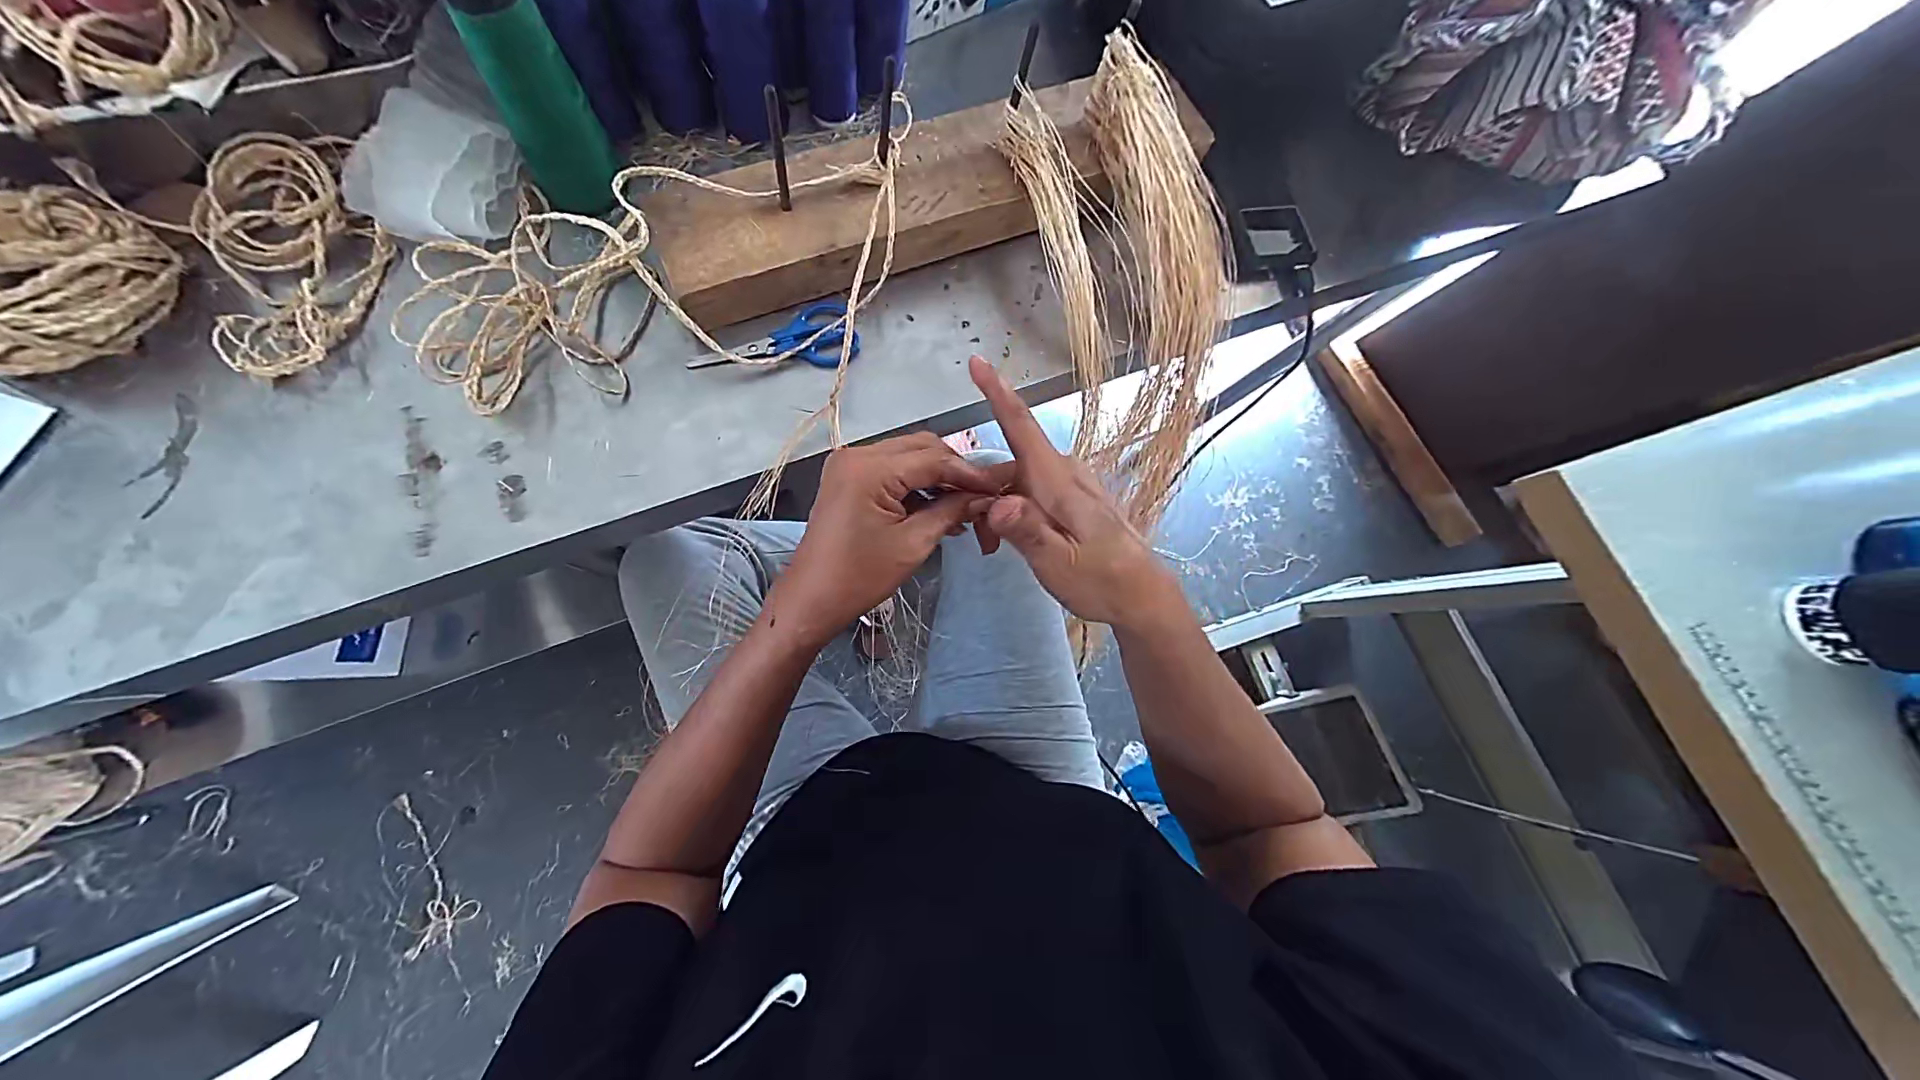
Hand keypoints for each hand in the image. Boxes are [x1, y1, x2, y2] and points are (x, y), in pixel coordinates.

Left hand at [766, 432, 1006, 649]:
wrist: (812, 599)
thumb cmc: (860, 576)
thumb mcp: (914, 543)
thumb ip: (951, 511)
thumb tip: (985, 497)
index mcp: (870, 468)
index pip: (934, 458)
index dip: (970, 474)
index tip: (1000, 488)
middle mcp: (857, 455)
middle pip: (922, 448)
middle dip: (955, 471)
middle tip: (984, 496)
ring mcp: (850, 465)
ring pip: (909, 457)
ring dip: (937, 478)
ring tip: (965, 508)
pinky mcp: (849, 479)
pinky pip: (892, 471)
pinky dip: (917, 486)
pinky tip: (940, 509)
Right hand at [967, 356, 1183, 629]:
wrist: (1142, 595)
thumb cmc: (1102, 580)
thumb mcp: (1057, 564)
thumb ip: (1027, 531)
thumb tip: (997, 503)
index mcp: (1058, 483)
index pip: (1023, 428)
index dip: (998, 394)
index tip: (980, 363)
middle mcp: (1066, 475)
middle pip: (1010, 466)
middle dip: (985, 493)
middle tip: (981, 540)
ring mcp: (1073, 486)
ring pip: (1019, 482)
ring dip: (1001, 507)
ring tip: (998, 546)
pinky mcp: (1077, 499)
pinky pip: (1035, 492)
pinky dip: (1018, 511)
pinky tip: (1019, 539)